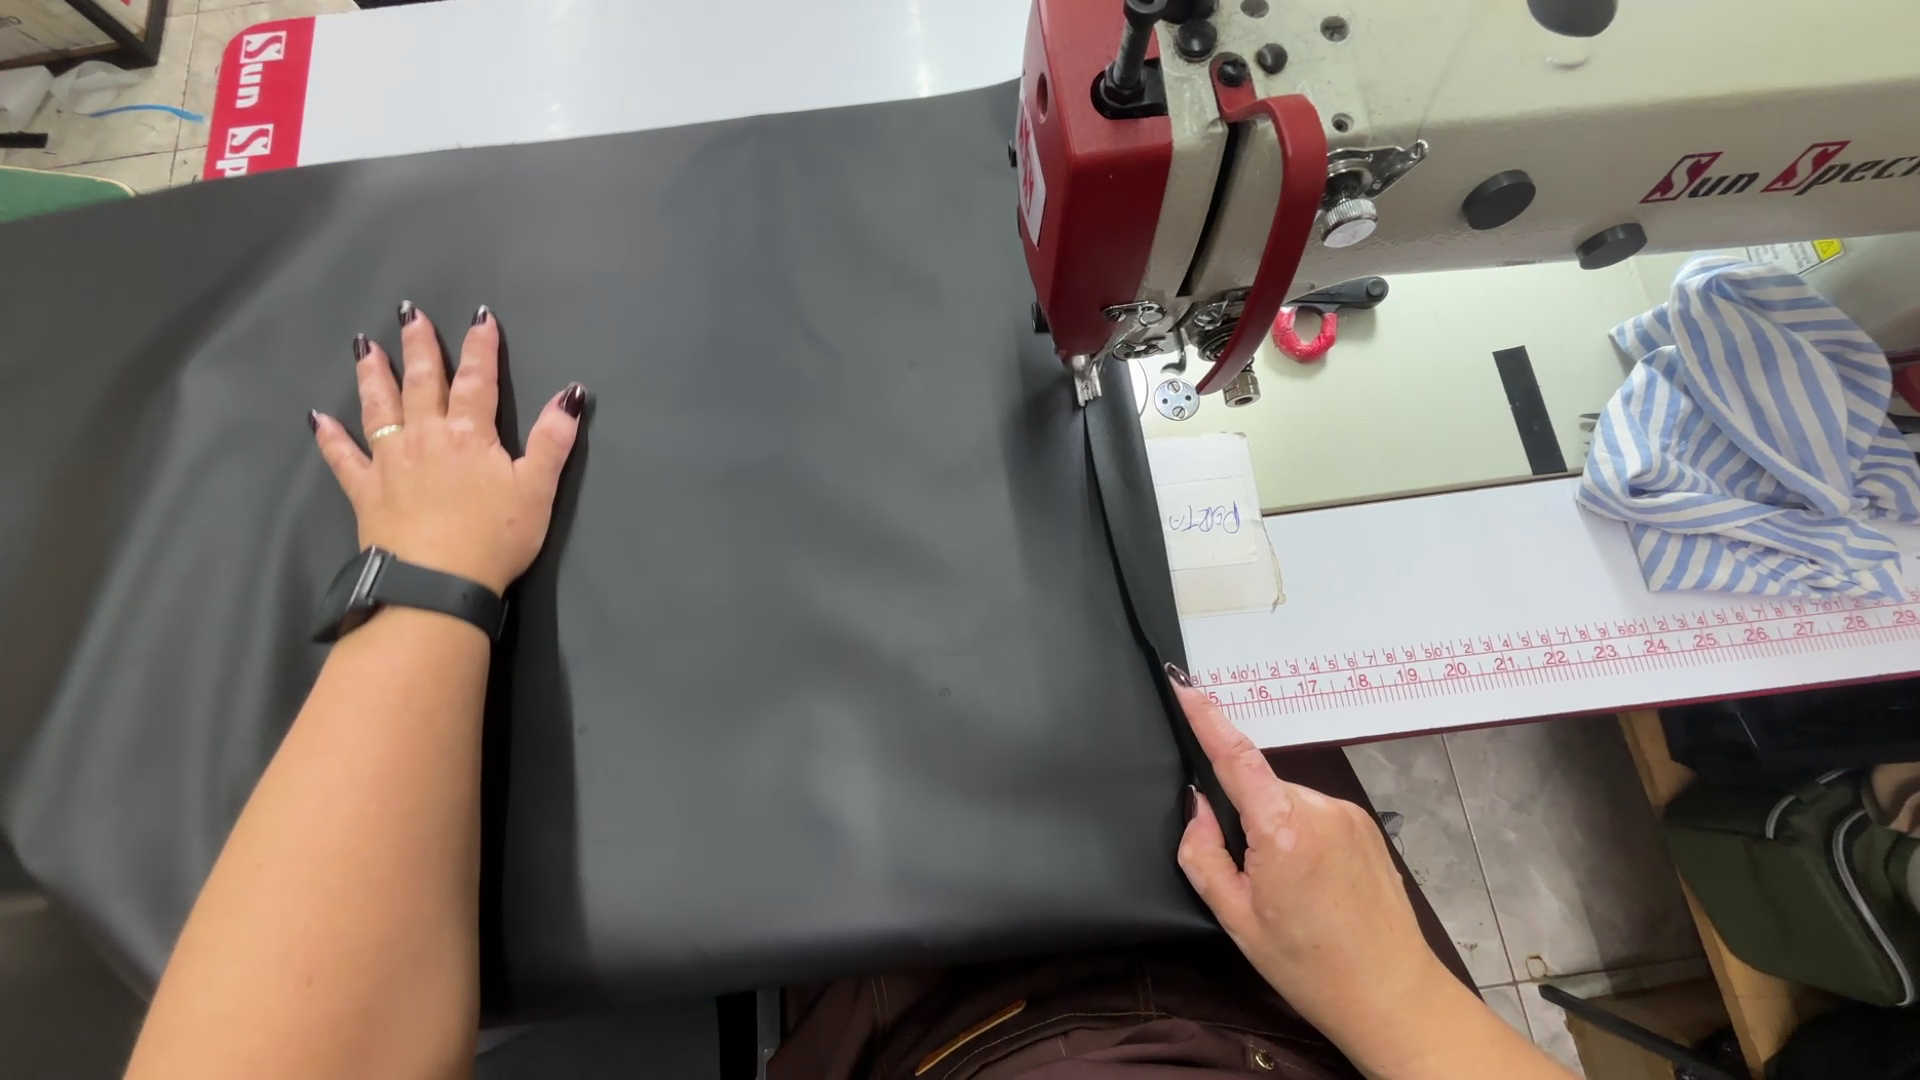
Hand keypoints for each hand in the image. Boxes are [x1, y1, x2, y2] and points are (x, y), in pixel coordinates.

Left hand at [309, 303, 585, 593]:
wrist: (436, 580)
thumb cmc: (496, 535)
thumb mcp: (538, 488)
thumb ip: (553, 440)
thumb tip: (570, 394)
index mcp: (470, 434)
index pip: (478, 381)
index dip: (481, 348)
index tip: (480, 317)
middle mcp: (426, 437)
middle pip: (422, 383)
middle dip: (419, 347)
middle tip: (409, 314)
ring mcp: (390, 461)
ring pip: (380, 408)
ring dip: (373, 375)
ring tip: (363, 347)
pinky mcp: (366, 490)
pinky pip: (344, 457)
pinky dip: (331, 437)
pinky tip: (318, 420)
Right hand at [1168, 670, 1452, 1056]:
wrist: (1396, 999)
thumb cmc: (1312, 966)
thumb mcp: (1236, 917)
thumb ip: (1203, 853)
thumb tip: (1197, 806)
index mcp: (1283, 830)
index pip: (1235, 756)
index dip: (1206, 717)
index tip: (1183, 685)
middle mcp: (1320, 810)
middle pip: (1257, 785)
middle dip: (1241, 814)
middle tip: (1249, 875)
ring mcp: (1347, 815)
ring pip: (1283, 800)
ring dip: (1271, 826)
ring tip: (1287, 888)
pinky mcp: (1364, 825)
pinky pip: (1310, 812)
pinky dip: (1296, 833)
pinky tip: (1311, 882)